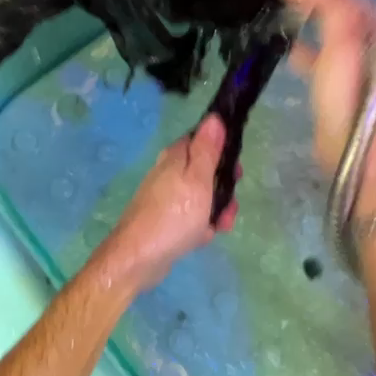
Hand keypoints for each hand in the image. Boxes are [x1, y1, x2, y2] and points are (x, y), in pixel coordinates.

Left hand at [93, 115, 238, 293]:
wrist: (139, 258)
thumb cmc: (173, 215)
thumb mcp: (197, 180)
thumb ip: (207, 150)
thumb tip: (214, 117)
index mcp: (175, 158)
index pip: (201, 140)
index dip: (222, 150)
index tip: (236, 167)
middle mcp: (168, 173)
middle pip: (204, 170)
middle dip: (223, 186)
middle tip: (231, 202)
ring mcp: (166, 198)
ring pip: (201, 196)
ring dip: (216, 209)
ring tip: (221, 224)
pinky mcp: (166, 220)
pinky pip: (191, 217)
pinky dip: (202, 224)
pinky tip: (205, 236)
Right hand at [281, 0, 375, 212]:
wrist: (354, 153)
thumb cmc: (348, 99)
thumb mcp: (341, 46)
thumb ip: (332, 6)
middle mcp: (372, 36)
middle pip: (335, 4)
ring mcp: (358, 58)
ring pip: (326, 25)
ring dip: (304, 16)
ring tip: (275, 12)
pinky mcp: (342, 78)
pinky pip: (319, 48)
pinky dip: (303, 43)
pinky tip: (283, 47)